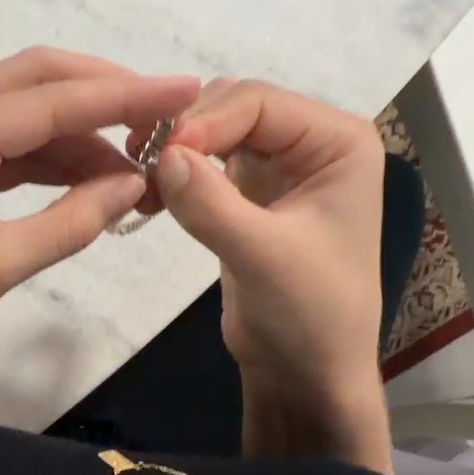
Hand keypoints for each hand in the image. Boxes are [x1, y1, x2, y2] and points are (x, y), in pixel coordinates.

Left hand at [0, 48, 200, 386]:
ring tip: (135, 162)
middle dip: (103, 96)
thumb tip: (136, 184)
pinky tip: (92, 176)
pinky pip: (5, 144)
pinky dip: (49, 158)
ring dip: (79, 133)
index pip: (47, 101)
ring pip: (22, 111)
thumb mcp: (1, 266)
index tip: (182, 91)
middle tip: (163, 117)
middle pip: (34, 80)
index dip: (122, 96)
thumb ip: (74, 220)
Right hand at [150, 79, 387, 407]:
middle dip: (185, 132)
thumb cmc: (307, 314)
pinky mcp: (249, 201)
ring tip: (139, 185)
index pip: (259, 103)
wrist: (305, 371)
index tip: (154, 156)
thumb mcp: (262, 257)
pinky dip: (176, 177)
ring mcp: (278, 172)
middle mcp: (310, 145)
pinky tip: (149, 198)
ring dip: (175, 153)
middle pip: (235, 108)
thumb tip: (162, 157)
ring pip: (215, 135)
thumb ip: (212, 204)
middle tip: (137, 165)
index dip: (204, 121)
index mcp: (336, 143)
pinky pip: (206, 169)